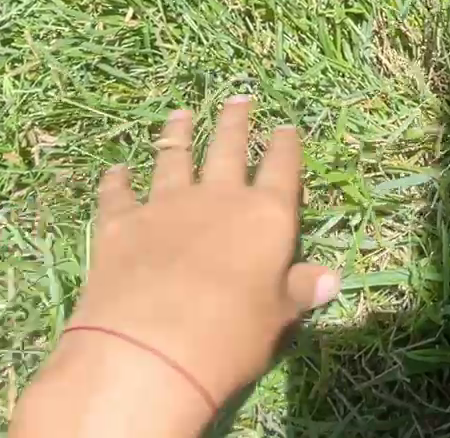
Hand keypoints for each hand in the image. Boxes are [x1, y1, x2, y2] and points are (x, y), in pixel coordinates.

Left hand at [11, 98, 337, 437]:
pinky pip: (118, 194)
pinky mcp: (121, 224)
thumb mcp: (276, 316)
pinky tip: (116, 170)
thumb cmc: (229, 336)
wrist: (148, 351)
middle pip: (230, 147)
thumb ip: (300, 290)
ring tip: (181, 113)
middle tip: (239, 97)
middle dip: (236, 121)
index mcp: (265, 215)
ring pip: (176, 156)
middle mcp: (220, 197)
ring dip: (179, 133)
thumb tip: (333, 279)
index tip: (286, 126)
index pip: (282, 167)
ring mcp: (168, 205)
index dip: (286, 145)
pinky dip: (116, 181)